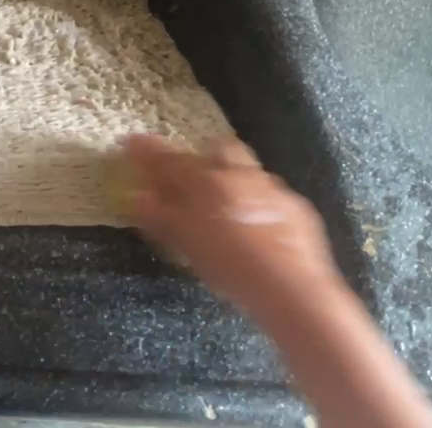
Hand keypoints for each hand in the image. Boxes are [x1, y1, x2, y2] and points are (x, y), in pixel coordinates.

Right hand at [124, 135, 344, 322]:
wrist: (292, 290)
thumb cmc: (229, 265)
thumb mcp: (184, 242)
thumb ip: (158, 216)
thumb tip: (136, 196)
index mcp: (205, 181)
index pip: (168, 158)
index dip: (147, 150)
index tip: (131, 142)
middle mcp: (238, 175)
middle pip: (219, 150)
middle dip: (206, 159)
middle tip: (196, 179)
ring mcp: (272, 189)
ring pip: (249, 172)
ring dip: (237, 182)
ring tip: (231, 209)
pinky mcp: (299, 209)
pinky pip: (274, 197)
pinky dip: (263, 205)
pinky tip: (262, 229)